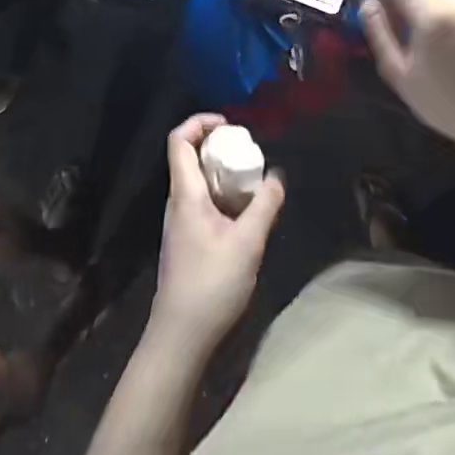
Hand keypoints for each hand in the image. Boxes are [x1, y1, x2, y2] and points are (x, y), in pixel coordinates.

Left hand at [151, 114, 283, 346]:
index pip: (179, 140)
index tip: (229, 125)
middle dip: (218, 146)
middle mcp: (177, 201)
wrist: (181, 332)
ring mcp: (179, 221)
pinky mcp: (186, 238)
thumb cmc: (212, 283)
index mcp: (185, 193)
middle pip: (189, 157)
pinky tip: (244, 213)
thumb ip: (265, 206)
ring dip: (222, 173)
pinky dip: (222, 195)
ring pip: (196, 181)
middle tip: (249, 153)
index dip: (199, 122)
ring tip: (253, 182)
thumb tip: (277, 176)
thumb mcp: (248, 243)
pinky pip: (201, 201)